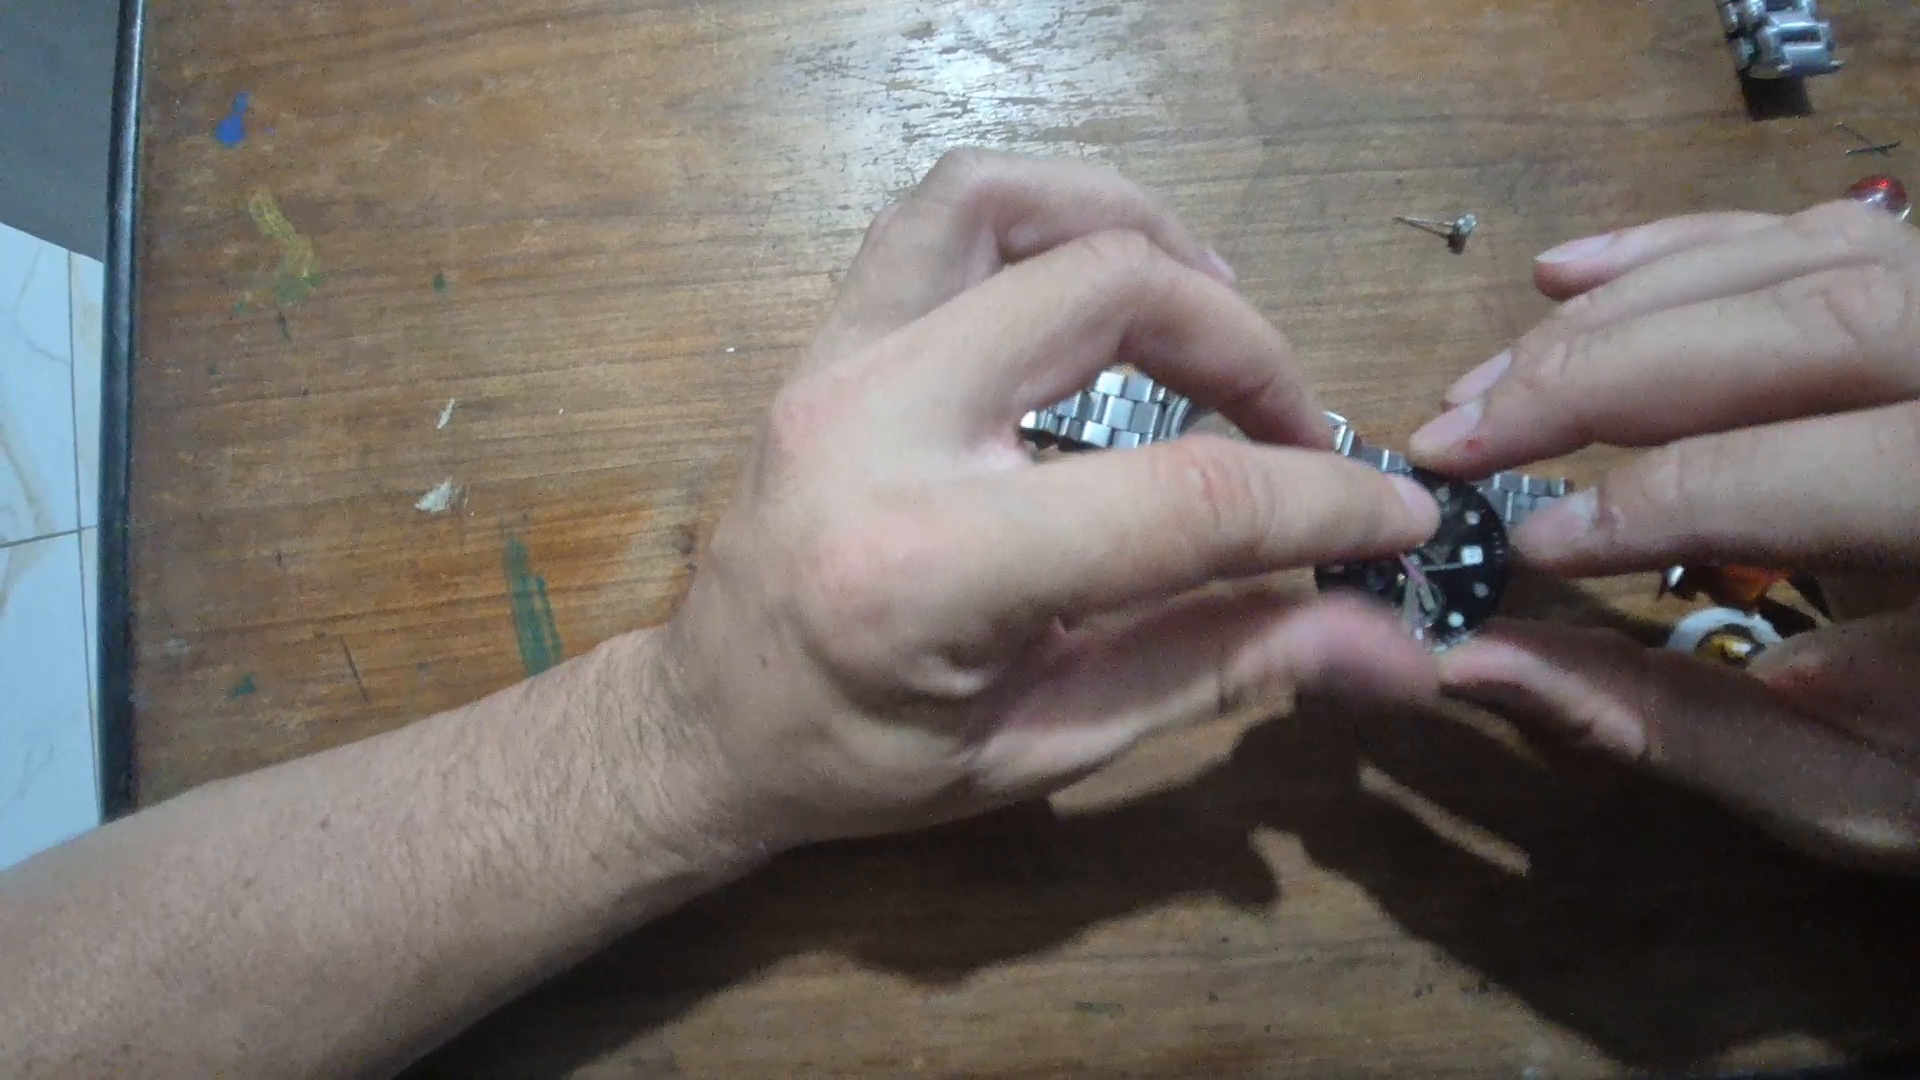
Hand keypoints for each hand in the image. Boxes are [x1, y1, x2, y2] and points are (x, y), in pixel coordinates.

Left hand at [655, 149, 1441, 848]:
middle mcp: (874, 430)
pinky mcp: (822, 344)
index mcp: (929, 570)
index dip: (1318, 501)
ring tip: (1212, 311)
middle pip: (1106, 294)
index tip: (1394, 516)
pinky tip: (1098, 287)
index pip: (1180, 499)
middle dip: (1243, 346)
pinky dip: (1047, 221)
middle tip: (1289, 421)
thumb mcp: (1040, 746)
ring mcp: (832, 366)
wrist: (705, 723)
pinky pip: (942, 219)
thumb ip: (1213, 672)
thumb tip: (1392, 648)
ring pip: (1006, 206)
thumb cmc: (858, 762)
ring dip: (1142, 234)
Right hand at [1404, 199, 1919, 870]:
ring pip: (1786, 263)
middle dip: (1586, 383)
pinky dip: (1664, 249)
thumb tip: (1464, 661)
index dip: (1656, 505)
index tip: (1523, 546)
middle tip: (1448, 442)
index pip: (1833, 475)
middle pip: (1802, 326)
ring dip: (1594, 325)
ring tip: (1472, 391)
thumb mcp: (1838, 778)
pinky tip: (1557, 272)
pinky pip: (1804, 234)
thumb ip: (1651, 719)